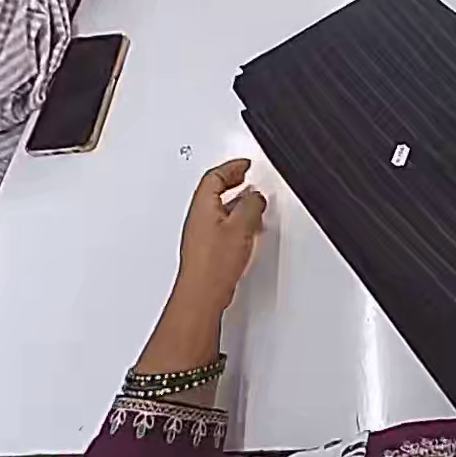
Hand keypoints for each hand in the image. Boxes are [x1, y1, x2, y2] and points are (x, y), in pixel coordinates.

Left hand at [133, 159, 266, 375]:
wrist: (203, 292)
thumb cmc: (214, 263)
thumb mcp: (241, 226)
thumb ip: (251, 206)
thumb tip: (255, 196)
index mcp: (203, 207)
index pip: (215, 177)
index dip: (231, 167)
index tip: (244, 164)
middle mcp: (199, 218)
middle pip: (214, 191)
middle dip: (233, 181)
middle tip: (245, 175)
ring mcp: (202, 234)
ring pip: (220, 208)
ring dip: (237, 202)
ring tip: (253, 201)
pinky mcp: (209, 248)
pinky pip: (223, 225)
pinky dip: (236, 219)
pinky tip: (248, 228)